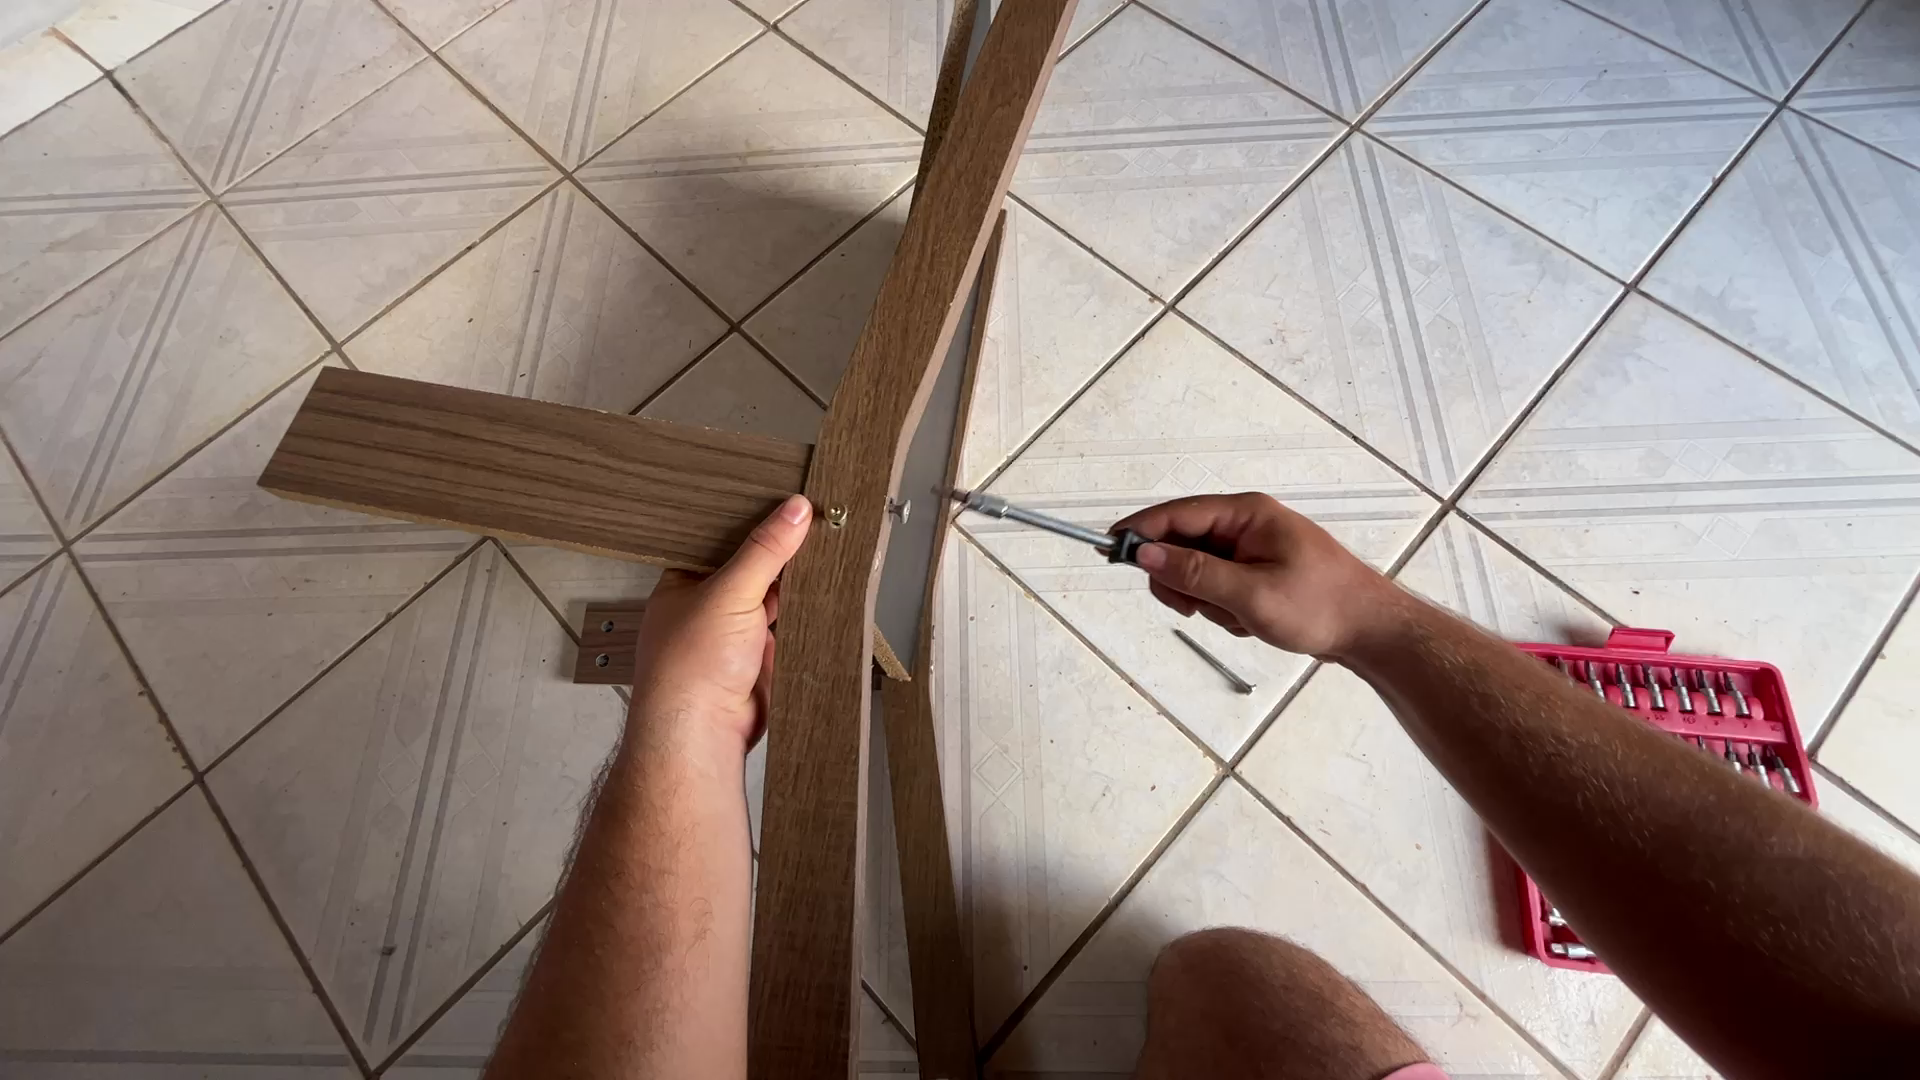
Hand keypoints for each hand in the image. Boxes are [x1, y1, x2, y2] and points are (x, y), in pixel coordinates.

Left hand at [629, 494, 811, 752]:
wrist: (704, 733)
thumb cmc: (689, 667)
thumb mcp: (728, 592)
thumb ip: (764, 550)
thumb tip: (794, 509)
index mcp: (684, 582)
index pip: (722, 539)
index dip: (752, 519)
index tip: (787, 498)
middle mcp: (708, 604)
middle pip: (752, 566)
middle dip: (782, 551)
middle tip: (817, 517)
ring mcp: (736, 631)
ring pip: (774, 595)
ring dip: (797, 581)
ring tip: (829, 544)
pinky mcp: (762, 654)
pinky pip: (789, 624)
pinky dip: (806, 611)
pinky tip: (826, 589)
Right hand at [1113, 493, 1406, 658]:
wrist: (1371, 632)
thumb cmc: (1319, 607)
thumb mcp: (1251, 594)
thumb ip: (1194, 573)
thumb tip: (1144, 554)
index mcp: (1245, 513)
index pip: (1176, 514)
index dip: (1139, 530)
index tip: (1108, 549)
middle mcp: (1243, 523)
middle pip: (1180, 541)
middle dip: (1178, 578)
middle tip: (1189, 608)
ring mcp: (1248, 547)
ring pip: (1193, 568)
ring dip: (1203, 598)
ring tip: (1236, 617)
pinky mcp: (1252, 569)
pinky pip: (1213, 584)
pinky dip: (1219, 606)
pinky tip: (1247, 619)